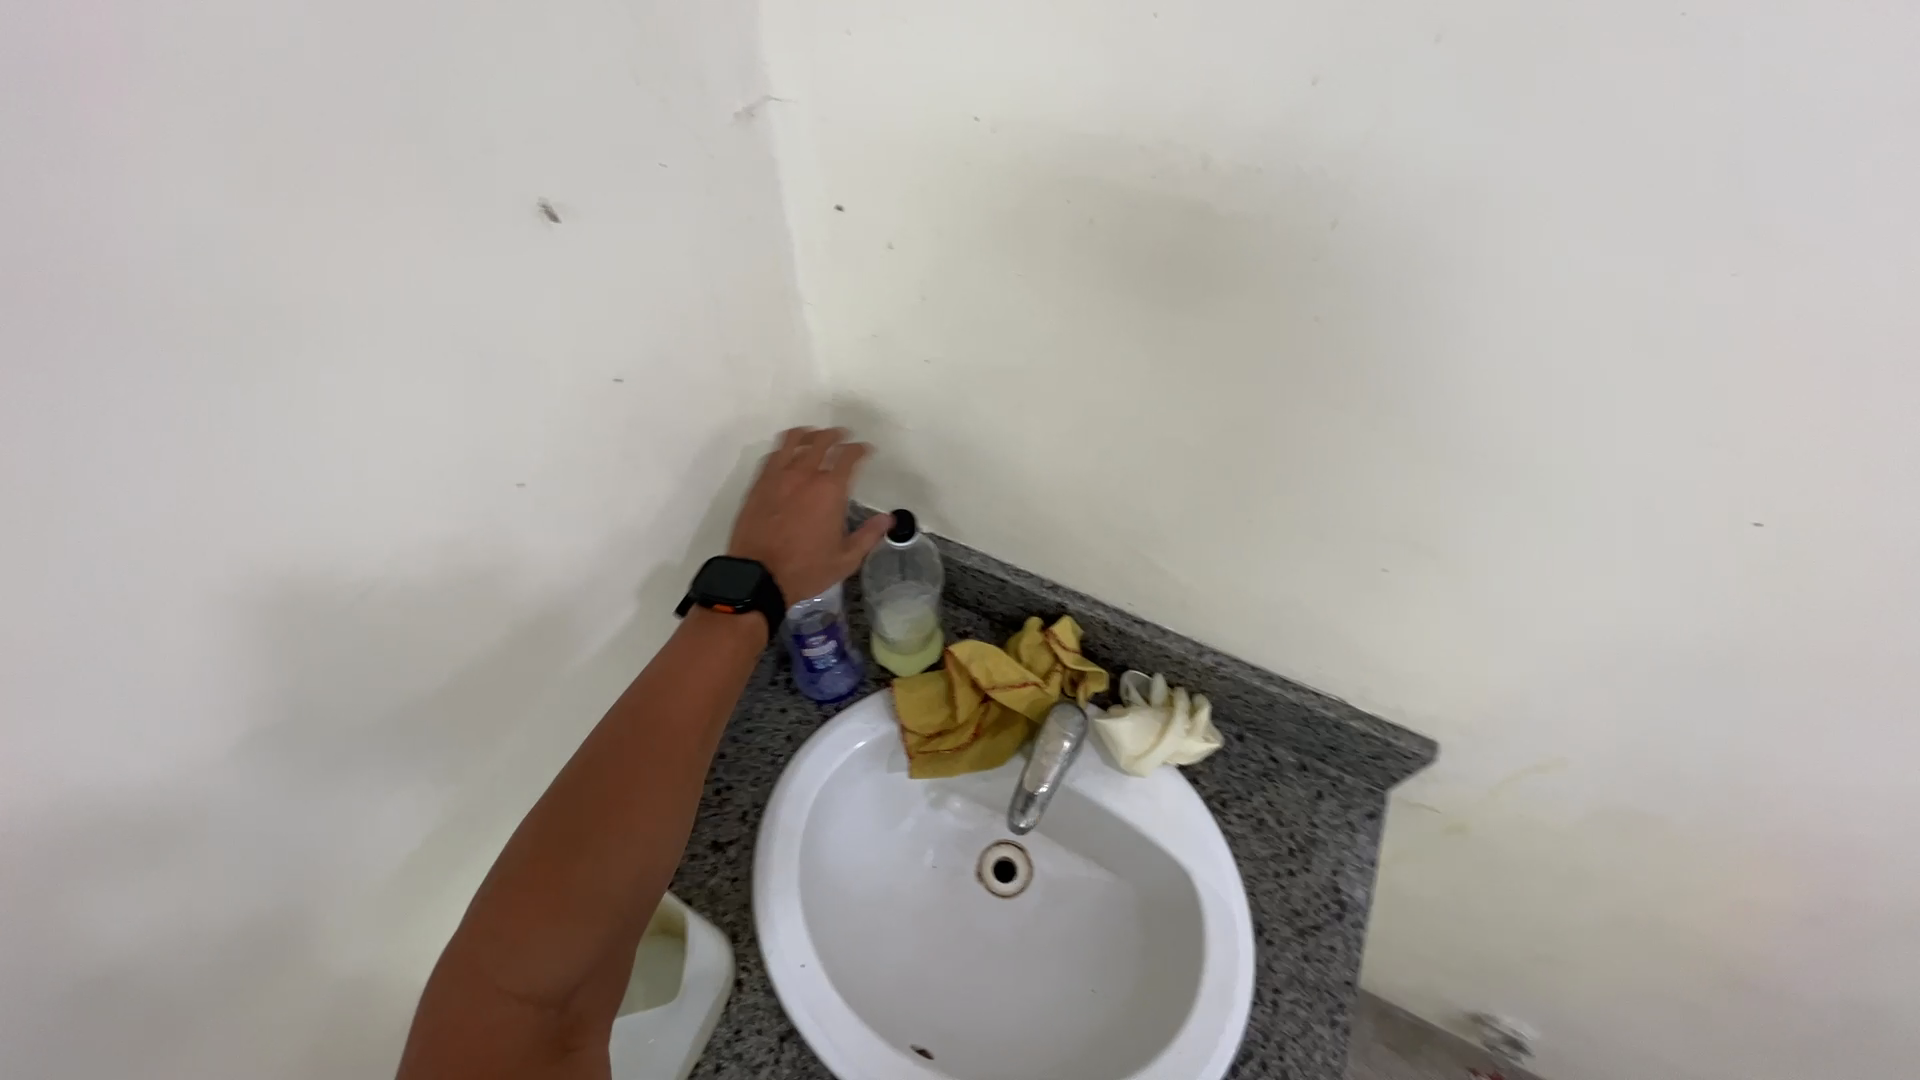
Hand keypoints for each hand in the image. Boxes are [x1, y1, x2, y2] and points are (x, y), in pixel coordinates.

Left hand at [727, 428, 891, 605]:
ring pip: (793, 441)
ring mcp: (778, 477)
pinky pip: (773, 455)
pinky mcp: (758, 484)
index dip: (860, 449)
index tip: (866, 450)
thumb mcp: (846, 559)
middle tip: (842, 436)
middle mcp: (805, 475)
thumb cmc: (806, 569)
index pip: (848, 457)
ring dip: (808, 434)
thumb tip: (889, 519)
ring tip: (813, 435)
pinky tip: (787, 454)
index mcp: (830, 490)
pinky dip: (784, 448)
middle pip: (821, 441)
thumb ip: (869, 535)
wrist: (759, 576)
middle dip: (835, 435)